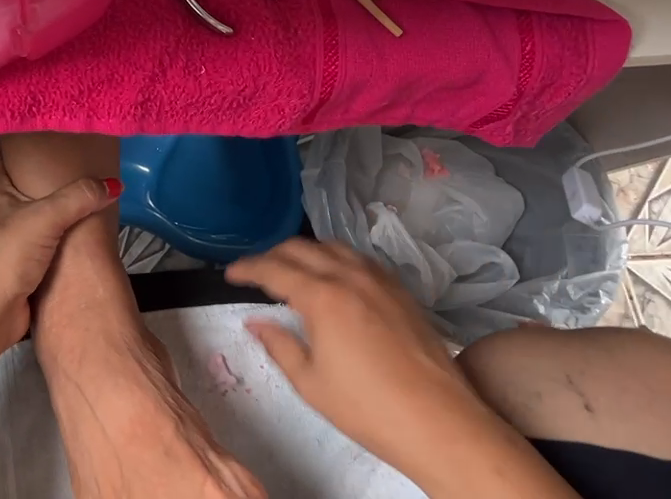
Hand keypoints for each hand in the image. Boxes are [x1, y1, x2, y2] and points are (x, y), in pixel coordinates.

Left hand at [0, 143, 119, 350]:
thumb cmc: (8, 254)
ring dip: (49, 207)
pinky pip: (40, 241)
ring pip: (29, 214)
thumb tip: (113, 184)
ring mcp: (5, 240)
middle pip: (16, 184)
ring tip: (79, 192)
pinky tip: (77, 232)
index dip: (11, 140)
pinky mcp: (17, 265)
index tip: (37, 129)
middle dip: (37, 173)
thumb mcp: (46, 217)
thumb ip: (79, 197)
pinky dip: (55, 235)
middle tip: (69, 158)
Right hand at [225, 240, 493, 477]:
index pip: (273, 269)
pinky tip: (333, 276)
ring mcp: (378, 279)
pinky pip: (358, 258)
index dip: (247, 268)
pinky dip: (335, 258)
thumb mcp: (310, 383)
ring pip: (331, 246)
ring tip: (292, 268)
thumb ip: (278, 345)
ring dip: (305, 251)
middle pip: (300, 248)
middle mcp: (348, 276)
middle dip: (272, 254)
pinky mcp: (400, 290)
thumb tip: (255, 322)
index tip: (230, 274)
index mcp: (321, 296)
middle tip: (256, 271)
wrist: (441, 423)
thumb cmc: (369, 408)